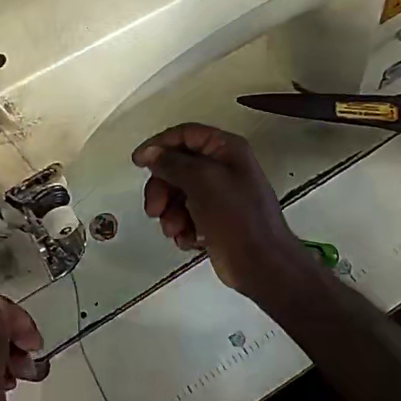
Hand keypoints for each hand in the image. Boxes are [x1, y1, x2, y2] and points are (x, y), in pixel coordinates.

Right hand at [133, 123, 312, 293]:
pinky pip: (187, 216)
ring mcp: (220, 195)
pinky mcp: (215, 220)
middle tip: (154, 209)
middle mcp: (224, 168)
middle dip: (163, 188)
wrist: (261, 266)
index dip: (160, 145)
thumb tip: (152, 153)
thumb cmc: (238, 219)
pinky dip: (183, 228)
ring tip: (176, 230)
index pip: (186, 134)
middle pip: (178, 166)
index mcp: (227, 150)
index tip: (138, 161)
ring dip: (171, 213)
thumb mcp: (203, 182)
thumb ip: (174, 163)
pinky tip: (190, 240)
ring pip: (179, 194)